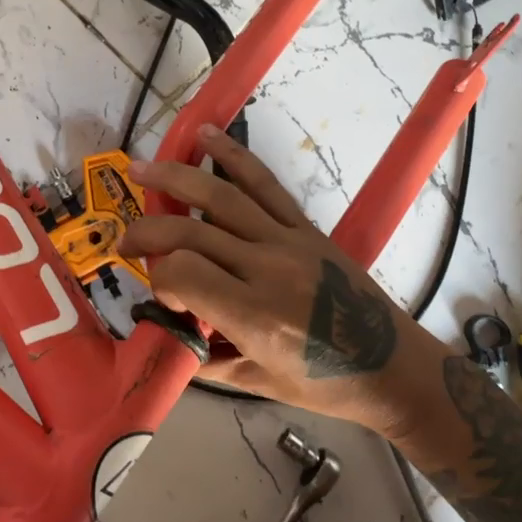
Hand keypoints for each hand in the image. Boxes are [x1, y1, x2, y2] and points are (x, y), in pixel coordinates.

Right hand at [118, 124, 434, 432]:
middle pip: (189, 232)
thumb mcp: (255, 383)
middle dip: (148, 231)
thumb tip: (163, 329)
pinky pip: (263, 184)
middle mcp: (268, 269)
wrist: (394, 367)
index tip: (165, 298)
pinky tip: (204, 136)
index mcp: (255, 315)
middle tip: (128, 242)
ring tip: (139, 169)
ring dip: (173, 178)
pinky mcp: (305, 227)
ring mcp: (288, 241)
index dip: (159, 279)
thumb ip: (202, 356)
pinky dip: (232, 156)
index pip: (182, 272)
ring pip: (219, 196)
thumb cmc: (324, 385)